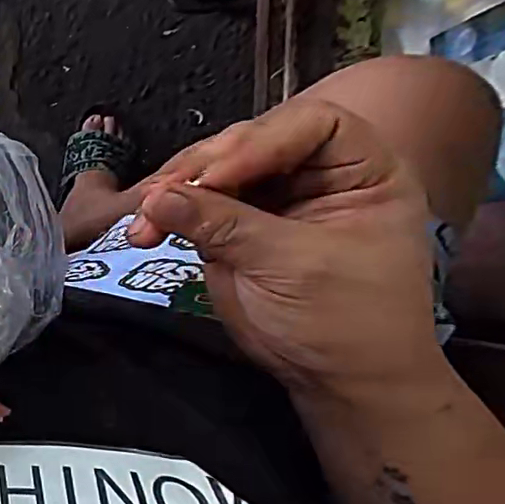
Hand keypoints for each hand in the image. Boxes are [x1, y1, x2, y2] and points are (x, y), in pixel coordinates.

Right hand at [125, 98, 445, 397]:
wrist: (334, 378)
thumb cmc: (344, 320)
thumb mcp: (293, 266)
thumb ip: (225, 225)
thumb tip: (156, 198)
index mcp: (360, 171)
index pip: (312, 125)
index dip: (260, 141)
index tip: (215, 178)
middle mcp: (311, 175)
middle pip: (246, 143)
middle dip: (198, 169)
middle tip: (161, 199)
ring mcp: (265, 198)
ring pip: (207, 171)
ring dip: (169, 192)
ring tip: (143, 224)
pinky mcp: (227, 224)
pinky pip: (187, 203)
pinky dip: (161, 213)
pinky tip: (144, 230)